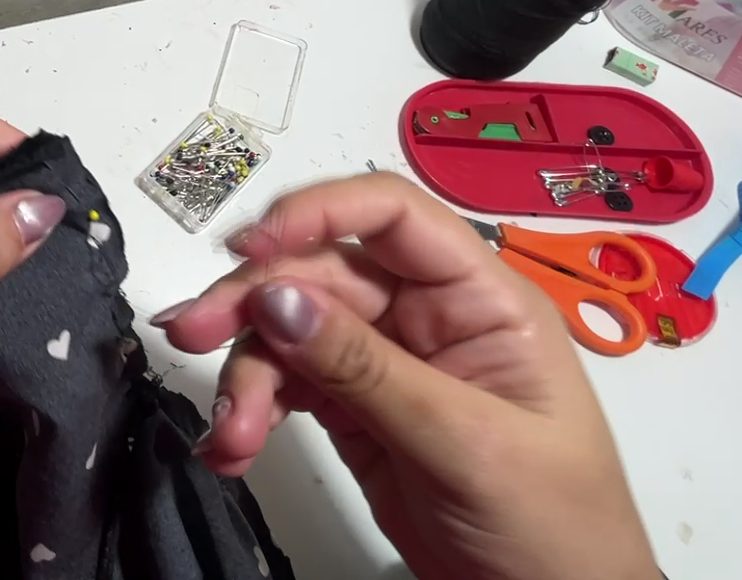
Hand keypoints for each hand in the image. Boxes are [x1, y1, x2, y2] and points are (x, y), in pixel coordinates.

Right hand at [154, 173, 657, 579]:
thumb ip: (366, 369)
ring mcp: (372, 350)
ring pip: (281, 324)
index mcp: (472, 297)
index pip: (389, 215)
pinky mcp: (339, 394)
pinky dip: (247, 406)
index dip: (317, 212)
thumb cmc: (551, 530)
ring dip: (242, 371)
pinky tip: (230, 445)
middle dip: (249, 305)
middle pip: (312, 272)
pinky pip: (276, 377)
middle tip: (190, 334)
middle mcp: (415, 308)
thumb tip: (273, 299)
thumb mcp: (465, 446)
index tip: (248, 246)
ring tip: (227, 431)